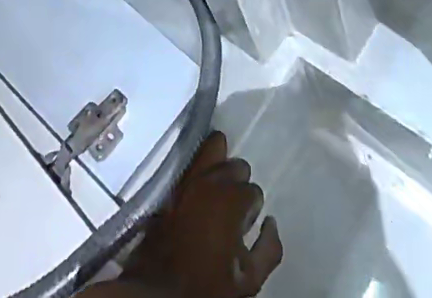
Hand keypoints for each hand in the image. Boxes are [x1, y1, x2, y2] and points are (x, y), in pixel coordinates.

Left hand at [117, 131, 281, 297]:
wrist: (160, 289)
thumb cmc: (207, 284)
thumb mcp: (250, 279)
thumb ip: (269, 249)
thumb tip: (270, 223)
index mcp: (234, 199)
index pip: (254, 191)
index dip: (252, 210)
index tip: (244, 226)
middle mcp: (212, 180)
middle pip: (237, 166)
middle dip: (239, 183)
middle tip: (233, 208)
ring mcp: (189, 178)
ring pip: (213, 147)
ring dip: (220, 160)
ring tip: (219, 183)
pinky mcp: (172, 183)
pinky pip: (191, 159)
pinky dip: (200, 161)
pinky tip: (201, 177)